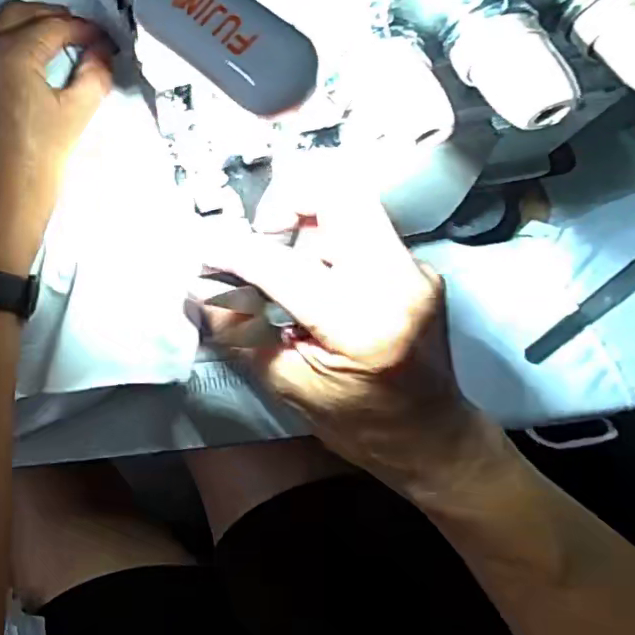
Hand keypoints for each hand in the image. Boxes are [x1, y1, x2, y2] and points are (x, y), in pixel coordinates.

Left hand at [0, 2, 115, 273]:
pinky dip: (6, 44)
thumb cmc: (39, 165)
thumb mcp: (76, 116)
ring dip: (26, 25)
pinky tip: (27, 65)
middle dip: (52, 16)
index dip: (85, 29)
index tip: (105, 39)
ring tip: (56, 44)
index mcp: (10, 55)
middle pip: (18, 13)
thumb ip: (94, 75)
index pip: (54, 26)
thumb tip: (101, 53)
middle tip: (81, 34)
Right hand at [199, 159, 513, 501]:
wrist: (434, 438)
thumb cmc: (362, 427)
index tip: (208, 252)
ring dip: (307, 223)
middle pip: (338, 195)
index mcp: (363, 325)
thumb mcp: (289, 386)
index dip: (234, 253)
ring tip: (287, 266)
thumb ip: (241, 333)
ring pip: (350, 207)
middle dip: (286, 203)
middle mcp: (398, 284)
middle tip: (262, 236)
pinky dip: (328, 242)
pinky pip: (363, 231)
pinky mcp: (418, 267)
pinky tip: (318, 281)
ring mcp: (415, 270)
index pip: (282, 266)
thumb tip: (199, 292)